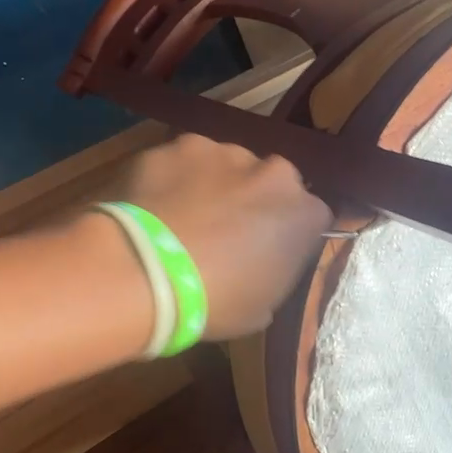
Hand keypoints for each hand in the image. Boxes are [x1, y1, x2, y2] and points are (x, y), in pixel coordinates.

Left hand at [115, 134, 333, 339]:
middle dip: (255, 201)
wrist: (139, 273)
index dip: (290, 235)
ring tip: (184, 219)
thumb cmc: (212, 302)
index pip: (312, 217)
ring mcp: (224, 152)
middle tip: (227, 234)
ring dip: (216, 186)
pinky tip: (154, 207)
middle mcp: (274, 172)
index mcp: (304, 213)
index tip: (270, 253)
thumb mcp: (262, 307)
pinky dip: (175, 179)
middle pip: (273, 182)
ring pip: (228, 166)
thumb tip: (263, 262)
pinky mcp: (176, 145)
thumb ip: (275, 272)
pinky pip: (184, 163)